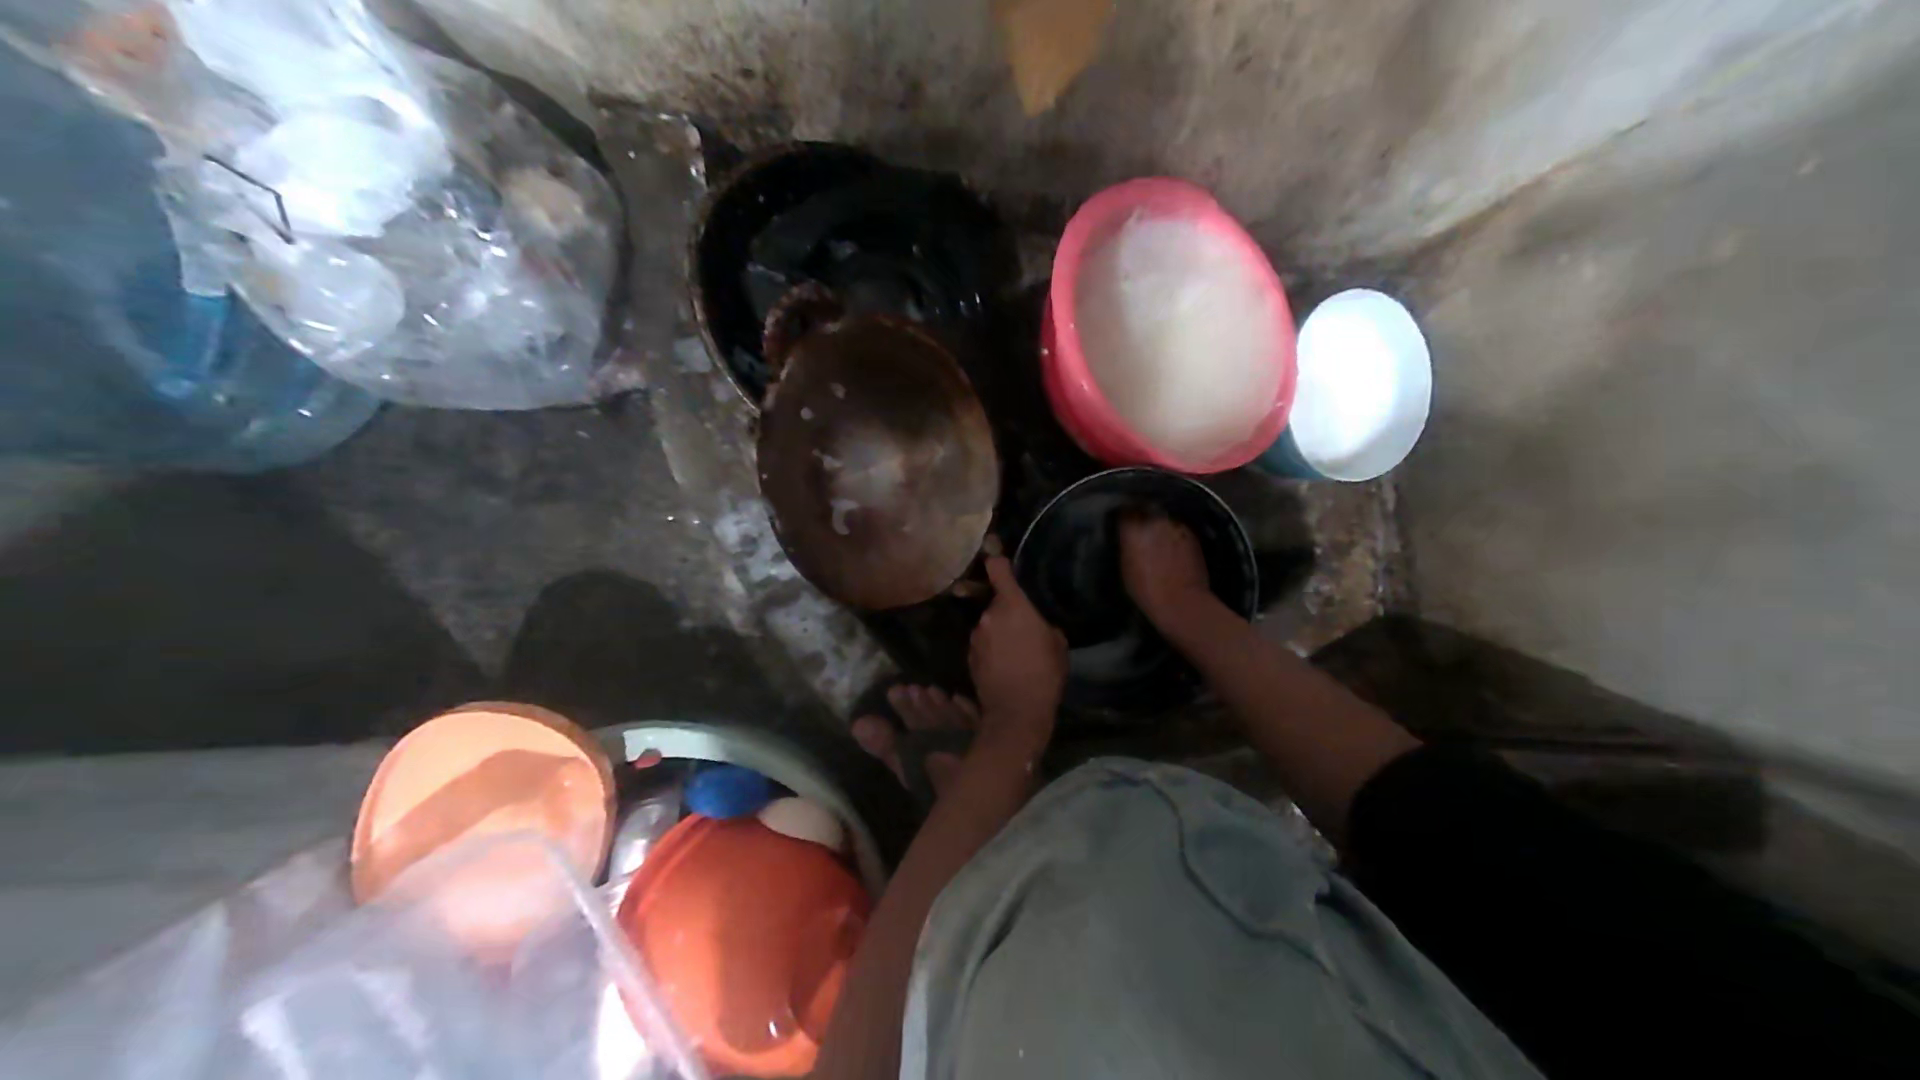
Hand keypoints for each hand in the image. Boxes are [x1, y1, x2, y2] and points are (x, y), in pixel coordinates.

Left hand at [969, 556, 1067, 753]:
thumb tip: (1038, 625)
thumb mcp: (1058, 644)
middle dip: (1007, 610)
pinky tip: (1005, 665)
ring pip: (989, 625)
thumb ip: (1044, 625)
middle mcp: (988, 616)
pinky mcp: (969, 656)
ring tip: (1016, 651)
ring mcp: (976, 636)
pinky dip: (992, 649)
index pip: (998, 570)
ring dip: (999, 632)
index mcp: (1012, 606)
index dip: (998, 561)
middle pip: (995, 602)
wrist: (1016, 710)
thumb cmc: (1044, 673)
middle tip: (1023, 627)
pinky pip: (983, 644)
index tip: (998, 556)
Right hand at [1119, 512, 1212, 627]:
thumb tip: (1127, 534)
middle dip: (1142, 517)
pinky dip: (1173, 534)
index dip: (1123, 515)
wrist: (1180, 602)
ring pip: (1163, 518)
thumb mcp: (1125, 566)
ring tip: (1157, 539)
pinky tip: (1172, 547)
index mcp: (1133, 527)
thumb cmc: (1145, 589)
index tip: (1122, 521)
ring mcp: (1176, 524)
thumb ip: (1126, 543)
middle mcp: (1155, 520)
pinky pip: (1178, 528)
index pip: (1124, 509)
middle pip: (1145, 510)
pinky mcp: (1192, 533)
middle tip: (1139, 530)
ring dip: (1159, 525)